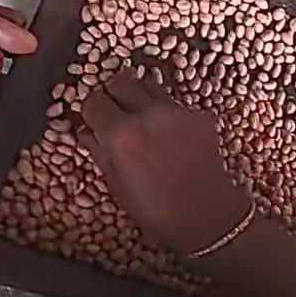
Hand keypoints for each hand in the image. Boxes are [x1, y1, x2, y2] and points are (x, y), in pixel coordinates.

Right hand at [75, 71, 251, 255]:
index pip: (93, 101)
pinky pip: (175, 103)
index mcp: (121, 134)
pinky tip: (168, 135)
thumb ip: (100, 152)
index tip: (93, 120)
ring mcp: (178, 112)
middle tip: (115, 113)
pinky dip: (166, 113)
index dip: (91, 111)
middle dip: (113, 94)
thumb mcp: (118, 186)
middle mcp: (149, 114)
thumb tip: (87, 132)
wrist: (208, 215)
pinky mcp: (200, 116)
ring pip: (150, 86)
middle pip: (121, 81)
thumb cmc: (156, 210)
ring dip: (140, 98)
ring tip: (141, 121)